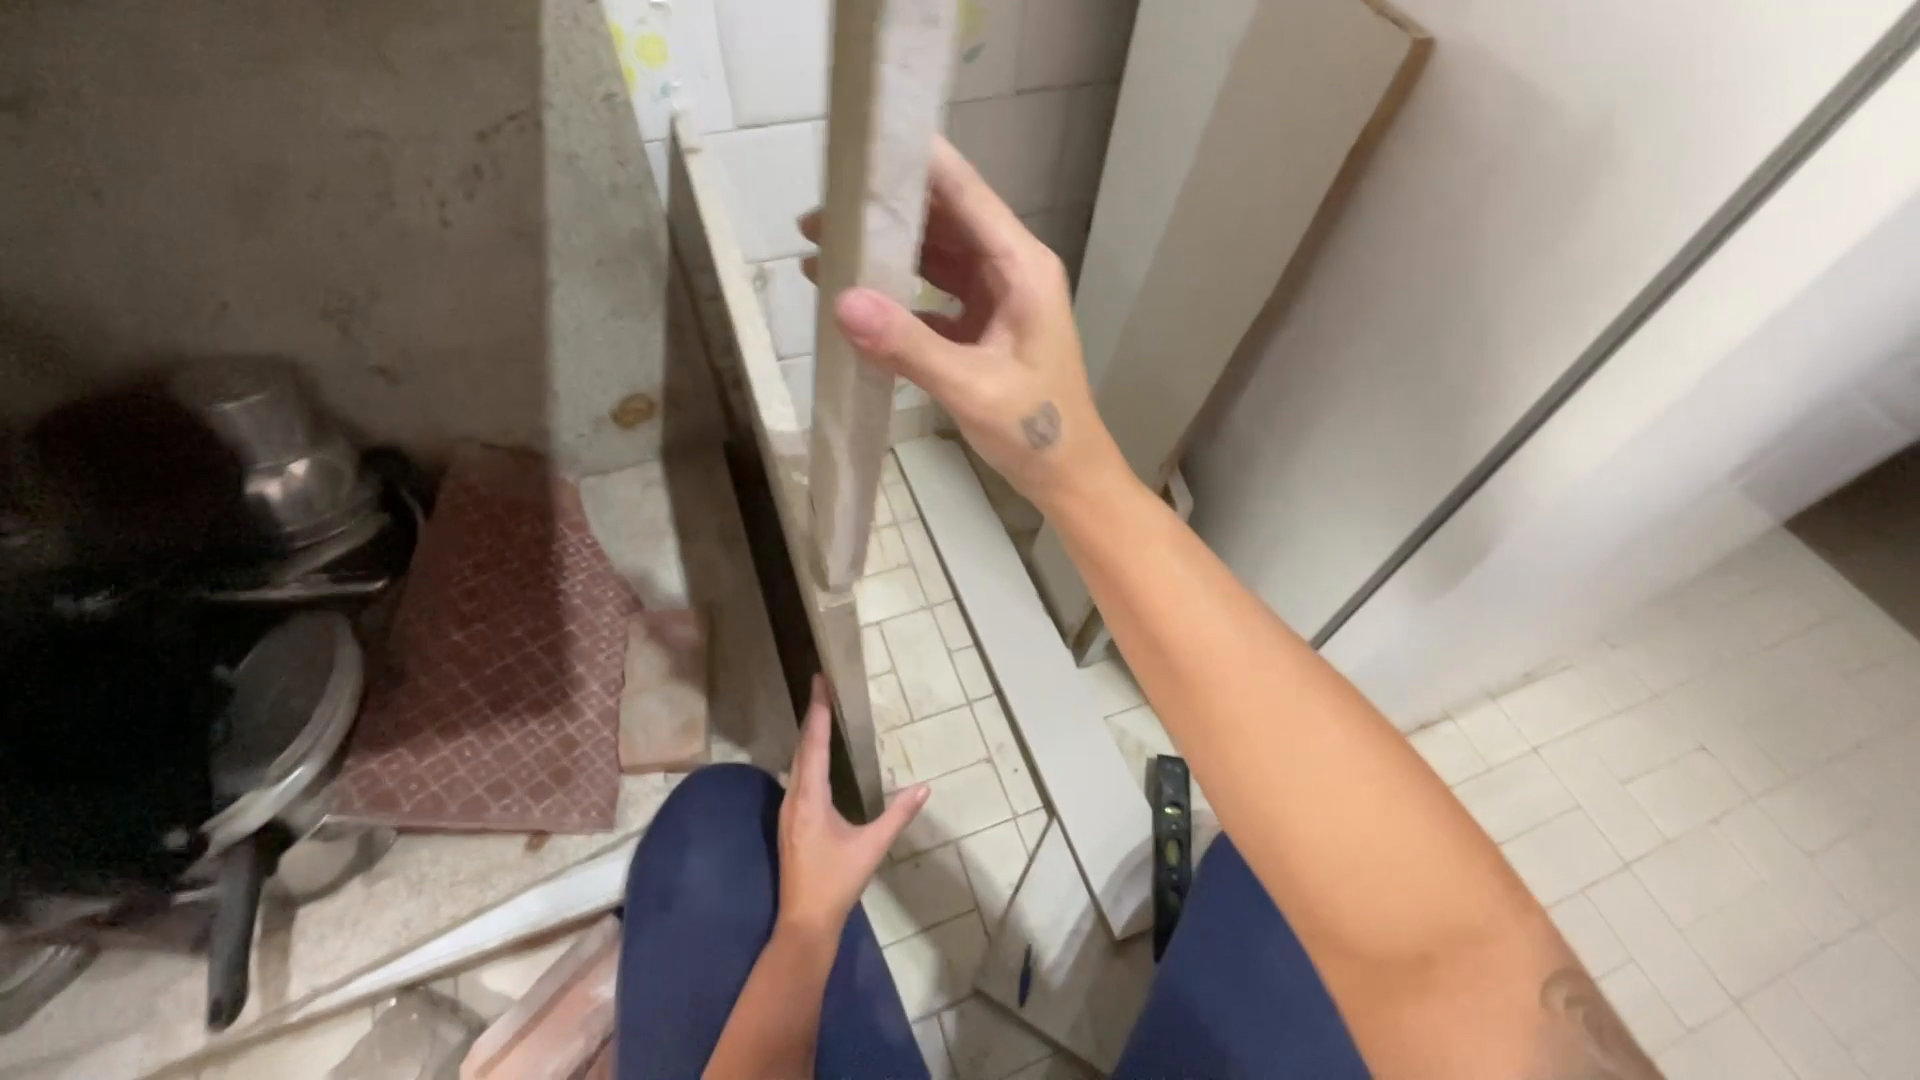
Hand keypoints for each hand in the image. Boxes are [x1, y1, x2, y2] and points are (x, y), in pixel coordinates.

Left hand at [777, 675, 929, 938]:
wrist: (805, 922)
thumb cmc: (837, 882)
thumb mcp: (872, 847)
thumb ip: (898, 815)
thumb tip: (924, 787)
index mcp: (810, 799)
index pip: (815, 744)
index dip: (819, 712)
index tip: (819, 682)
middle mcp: (793, 798)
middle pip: (802, 747)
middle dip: (813, 716)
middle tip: (821, 687)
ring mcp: (788, 810)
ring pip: (796, 762)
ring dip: (808, 735)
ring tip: (820, 712)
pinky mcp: (789, 820)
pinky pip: (796, 775)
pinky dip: (806, 755)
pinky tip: (814, 756)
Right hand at [799, 137, 1128, 513]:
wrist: (1067, 475)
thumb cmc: (1037, 429)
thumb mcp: (971, 387)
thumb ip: (908, 345)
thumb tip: (841, 301)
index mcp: (1021, 268)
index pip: (965, 194)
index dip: (916, 162)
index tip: (862, 142)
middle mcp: (1009, 271)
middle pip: (942, 221)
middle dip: (884, 214)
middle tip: (820, 214)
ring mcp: (995, 298)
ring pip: (933, 258)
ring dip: (885, 255)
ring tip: (821, 250)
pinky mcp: (981, 327)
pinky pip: (933, 297)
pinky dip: (896, 297)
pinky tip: (855, 301)